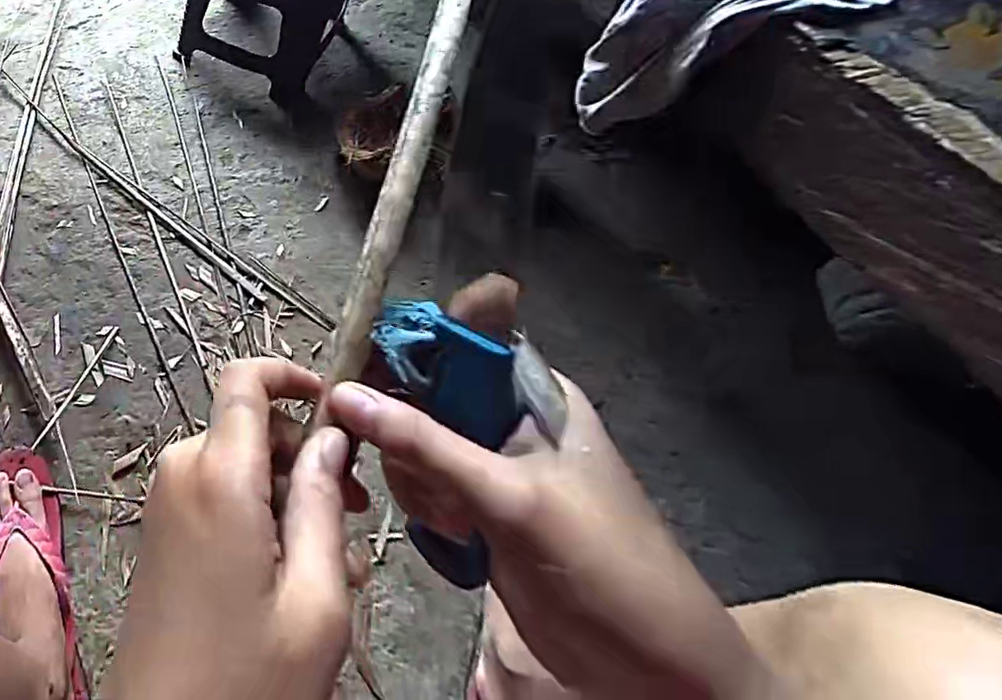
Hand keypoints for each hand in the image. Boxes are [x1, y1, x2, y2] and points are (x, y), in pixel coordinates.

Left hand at [104, 359, 363, 699]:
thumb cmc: (246, 679)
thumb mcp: (314, 600)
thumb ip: (323, 503)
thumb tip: (331, 438)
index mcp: (217, 473)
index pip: (245, 379)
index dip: (289, 374)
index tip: (333, 403)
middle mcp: (183, 468)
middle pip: (250, 425)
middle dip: (304, 455)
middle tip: (355, 513)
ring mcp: (166, 495)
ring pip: (239, 462)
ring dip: (287, 494)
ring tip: (332, 562)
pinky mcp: (162, 523)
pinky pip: (218, 490)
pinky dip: (257, 511)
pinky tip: (290, 570)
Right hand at [326, 276, 777, 699]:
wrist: (657, 678)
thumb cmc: (606, 569)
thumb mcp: (511, 498)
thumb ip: (425, 442)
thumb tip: (344, 393)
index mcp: (529, 388)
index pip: (454, 336)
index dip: (404, 345)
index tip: (361, 373)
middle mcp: (503, 411)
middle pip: (419, 385)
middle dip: (404, 425)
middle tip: (416, 467)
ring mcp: (484, 455)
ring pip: (410, 432)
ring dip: (413, 473)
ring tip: (452, 516)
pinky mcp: (471, 495)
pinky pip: (417, 473)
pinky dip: (419, 497)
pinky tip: (451, 530)